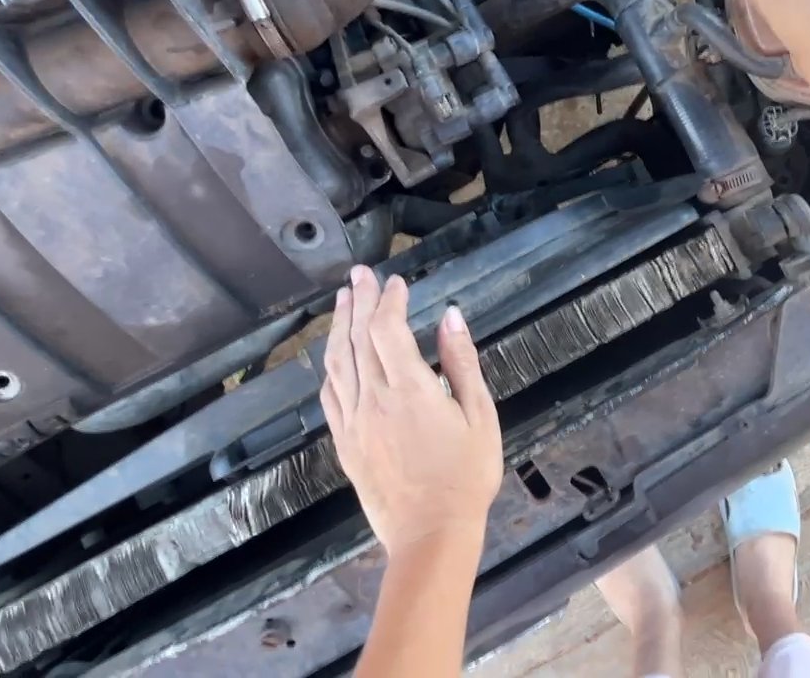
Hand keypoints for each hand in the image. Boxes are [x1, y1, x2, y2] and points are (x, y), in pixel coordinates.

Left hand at [320, 265, 502, 555]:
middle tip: (360, 274)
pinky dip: (330, 366)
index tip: (397, 281)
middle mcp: (374, 401)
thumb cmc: (466, 475)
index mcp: (410, 390)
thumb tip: (451, 316)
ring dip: (339, 327)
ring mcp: (354, 423)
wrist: (431, 535)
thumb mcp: (479, 415)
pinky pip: (330, 396)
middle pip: (358, 338)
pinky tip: (334, 354)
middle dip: (359, 301)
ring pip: (337, 363)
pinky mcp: (345, 444)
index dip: (389, 300)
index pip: (389, 330)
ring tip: (342, 301)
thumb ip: (461, 363)